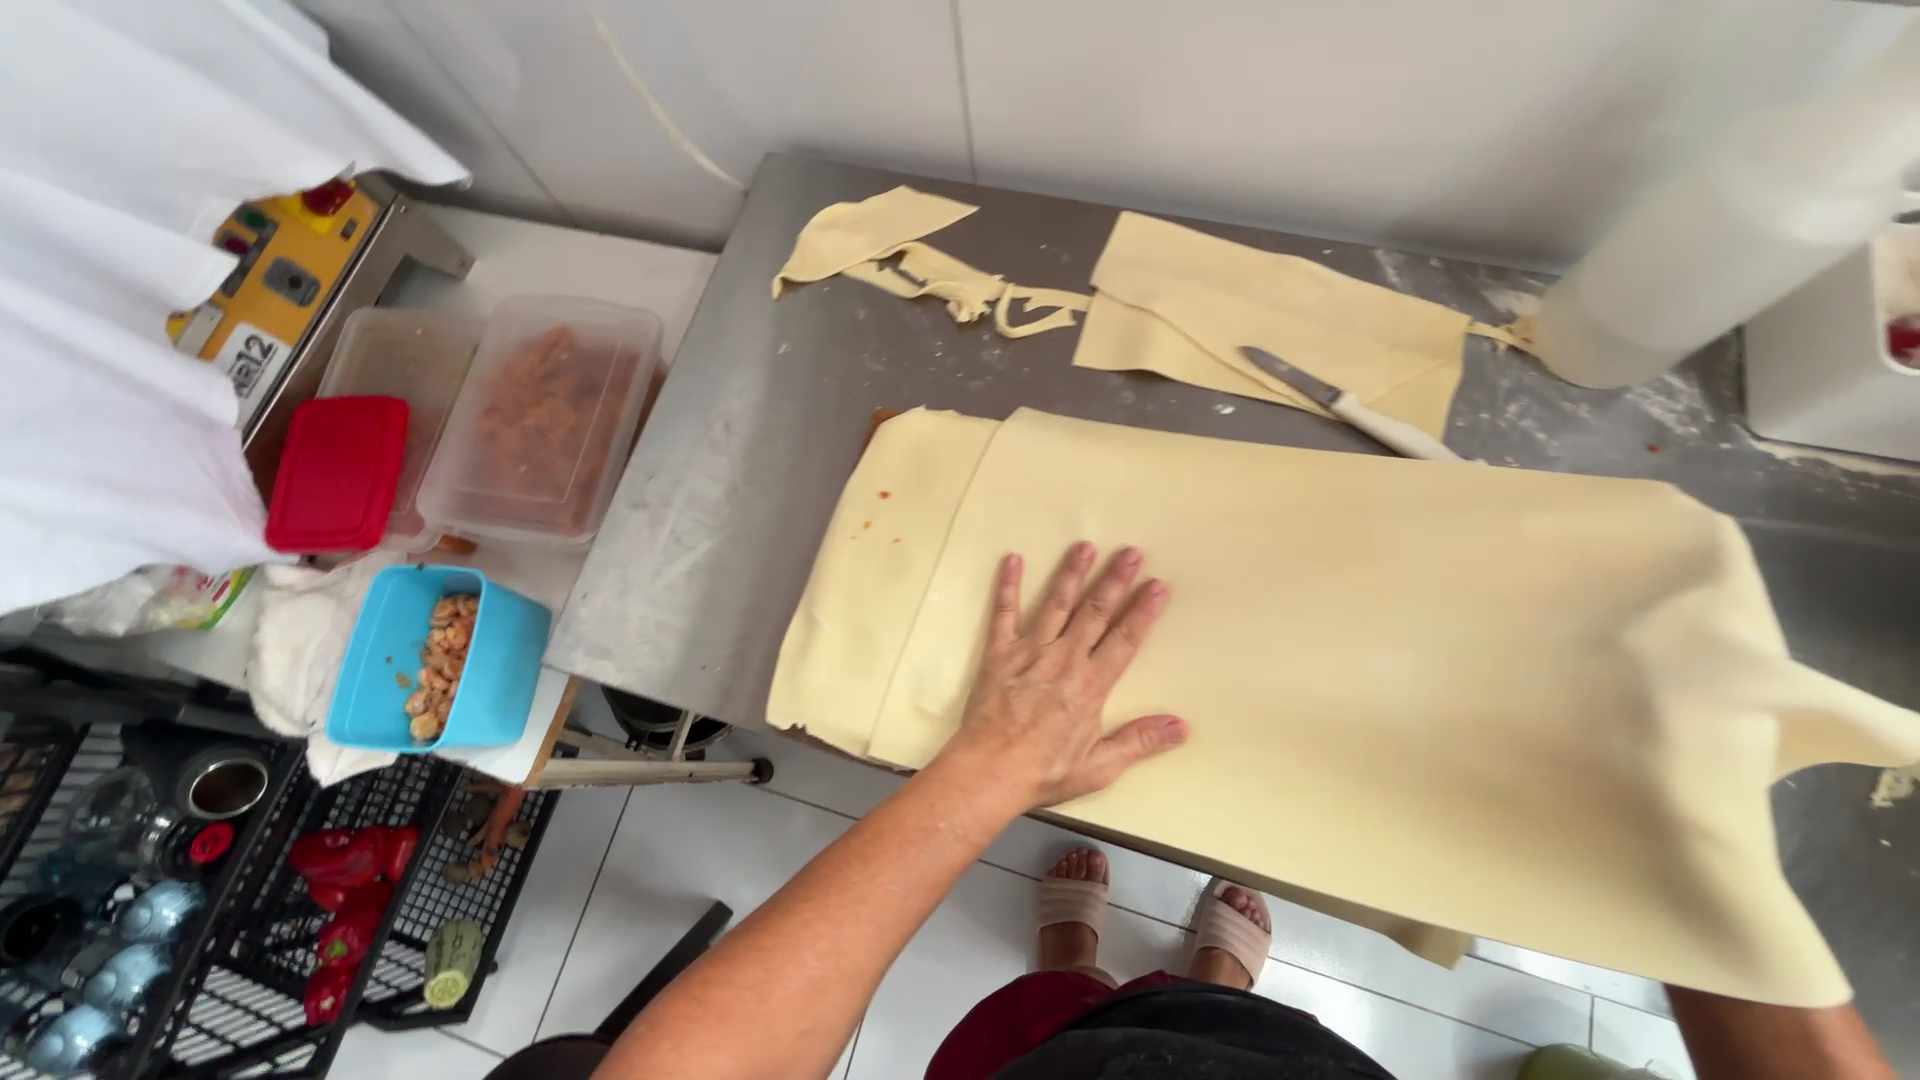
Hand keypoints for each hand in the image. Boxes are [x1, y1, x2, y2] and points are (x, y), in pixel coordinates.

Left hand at [939, 541, 1186, 808]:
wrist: (990, 769)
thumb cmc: (1044, 771)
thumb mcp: (1099, 766)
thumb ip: (1140, 742)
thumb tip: (1181, 727)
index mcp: (1090, 685)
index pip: (1124, 639)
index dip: (1143, 611)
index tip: (1158, 586)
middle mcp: (1064, 660)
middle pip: (1095, 612)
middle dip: (1115, 580)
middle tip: (1131, 552)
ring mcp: (1030, 652)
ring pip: (1056, 604)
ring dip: (1072, 574)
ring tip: (1084, 546)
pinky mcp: (999, 654)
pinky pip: (1004, 613)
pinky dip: (1008, 586)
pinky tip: (1012, 560)